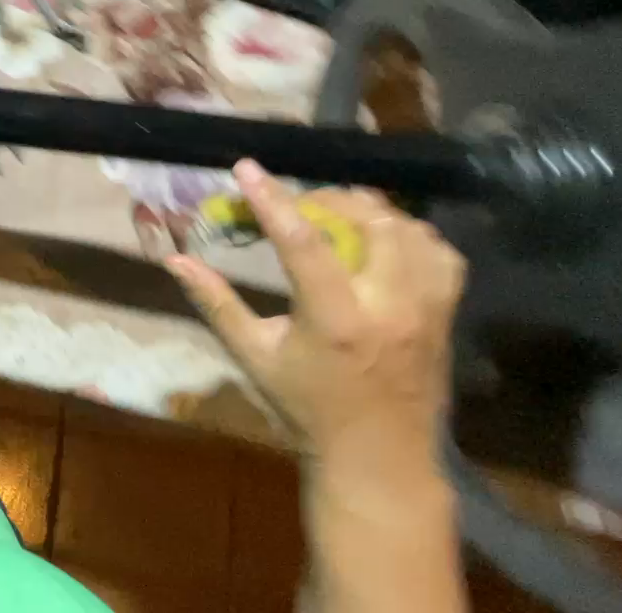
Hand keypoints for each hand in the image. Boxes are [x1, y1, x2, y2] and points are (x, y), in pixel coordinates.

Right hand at [166, 160, 465, 469]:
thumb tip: (174, 259)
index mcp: (336, 321)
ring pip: (413, 233)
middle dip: (330, 199)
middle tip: (296, 199)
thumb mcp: (251, 354)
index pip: (305, 245)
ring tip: (335, 211)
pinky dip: (409, 233)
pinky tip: (379, 236)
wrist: (379, 454)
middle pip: (374, 225)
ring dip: (371, 212)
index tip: (248, 168)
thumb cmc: (305, 404)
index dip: (274, 201)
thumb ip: (215, 302)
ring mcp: (428, 311)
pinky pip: (441, 254)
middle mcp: (390, 309)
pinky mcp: (447, 315)